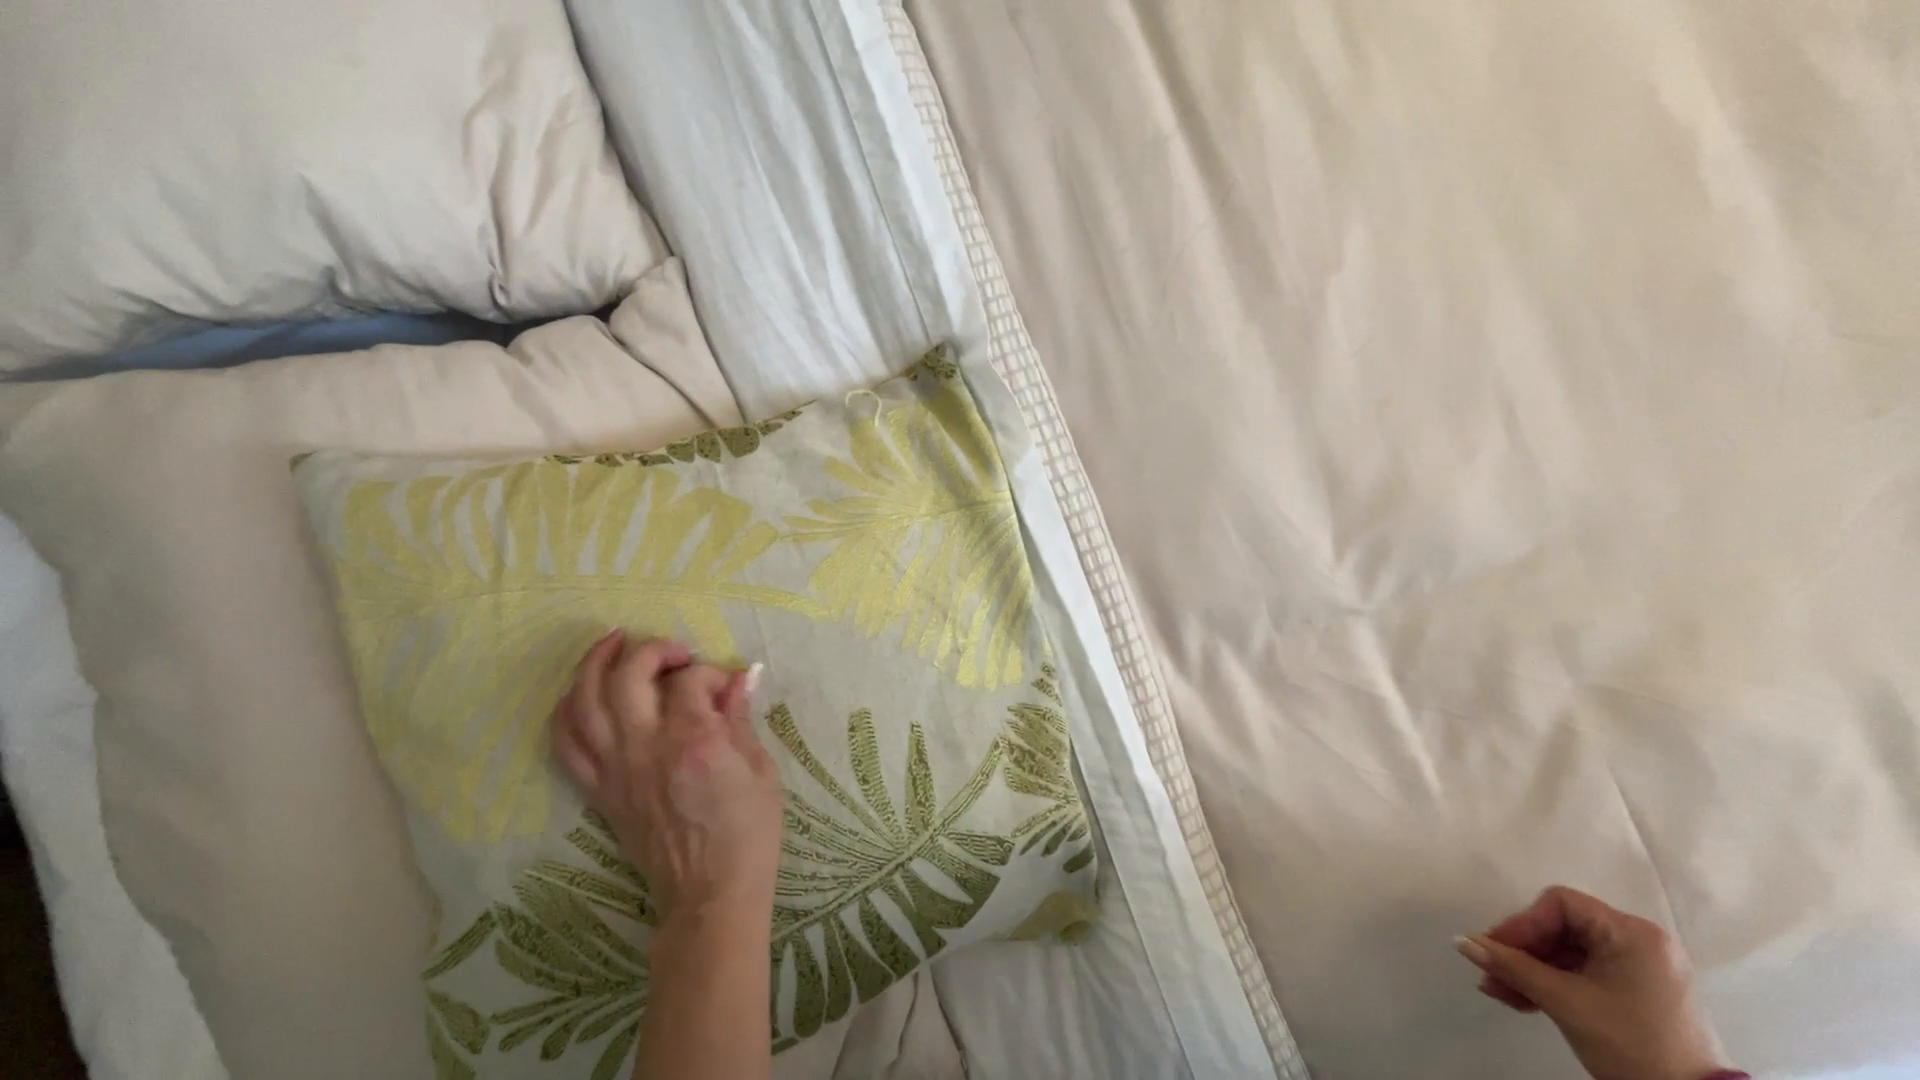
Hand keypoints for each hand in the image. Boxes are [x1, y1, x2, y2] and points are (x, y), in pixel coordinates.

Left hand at [551, 631, 784, 921]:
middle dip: (653, 651)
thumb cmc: (749, 833)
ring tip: (613, 642)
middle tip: (678, 655)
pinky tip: (580, 693)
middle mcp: (646, 747)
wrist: (711, 893)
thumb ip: (740, 718)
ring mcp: (616, 769)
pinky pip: (566, 744)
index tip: (728, 687)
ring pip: (585, 701)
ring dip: (595, 663)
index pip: (691, 681)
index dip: (711, 674)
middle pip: (629, 675)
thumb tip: (742, 676)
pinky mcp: (599, 791)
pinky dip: (567, 711)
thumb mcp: (761, 769)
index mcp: (694, 741)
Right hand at [1457, 886, 1729, 1079]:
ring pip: (1569, 953)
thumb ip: (1511, 966)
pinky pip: (1585, 973)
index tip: (1496, 950)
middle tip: (1491, 972)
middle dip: (1523, 951)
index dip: (1524, 923)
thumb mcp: (1564, 1002)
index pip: (1561, 903)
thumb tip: (1460, 940)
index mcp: (1632, 933)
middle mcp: (1640, 941)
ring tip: (1498, 991)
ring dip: (1531, 970)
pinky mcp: (1638, 992)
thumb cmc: (1629, 1043)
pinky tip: (1522, 1000)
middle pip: (1563, 928)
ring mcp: (1641, 968)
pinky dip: (1554, 984)